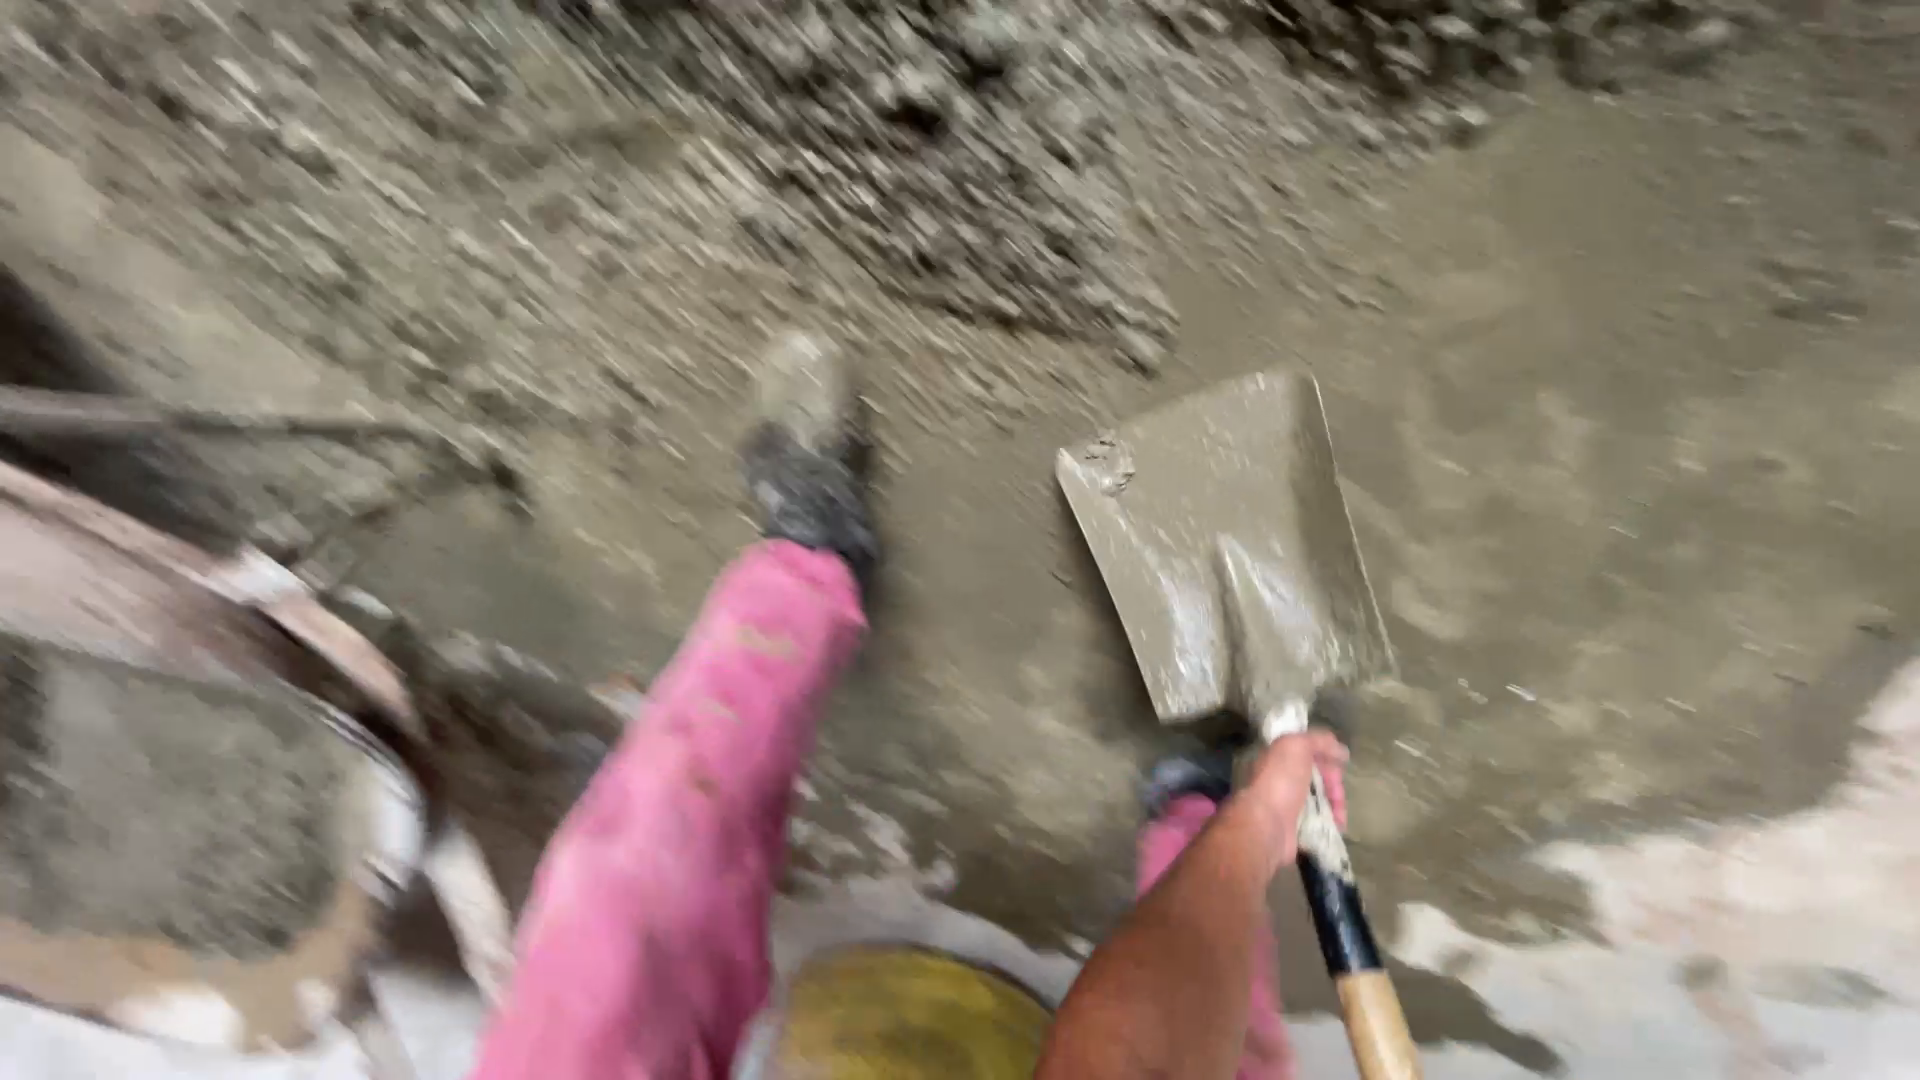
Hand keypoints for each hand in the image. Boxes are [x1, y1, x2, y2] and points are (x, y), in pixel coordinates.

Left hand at [1242, 730, 1347, 856]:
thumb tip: (1340, 749)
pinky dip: (1331, 823)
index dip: (1326, 756)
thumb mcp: (1296, 746)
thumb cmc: (1280, 781)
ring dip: (1335, 806)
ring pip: (1319, 801)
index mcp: (1277, 758)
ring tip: (1339, 816)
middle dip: (1334, 785)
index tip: (1340, 763)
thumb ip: (1317, 740)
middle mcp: (1280, 779)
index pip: (1307, 752)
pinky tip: (1337, 826)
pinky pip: (1318, 822)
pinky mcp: (1294, 827)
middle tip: (1338, 795)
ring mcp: (1286, 805)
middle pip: (1316, 778)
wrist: (1267, 824)